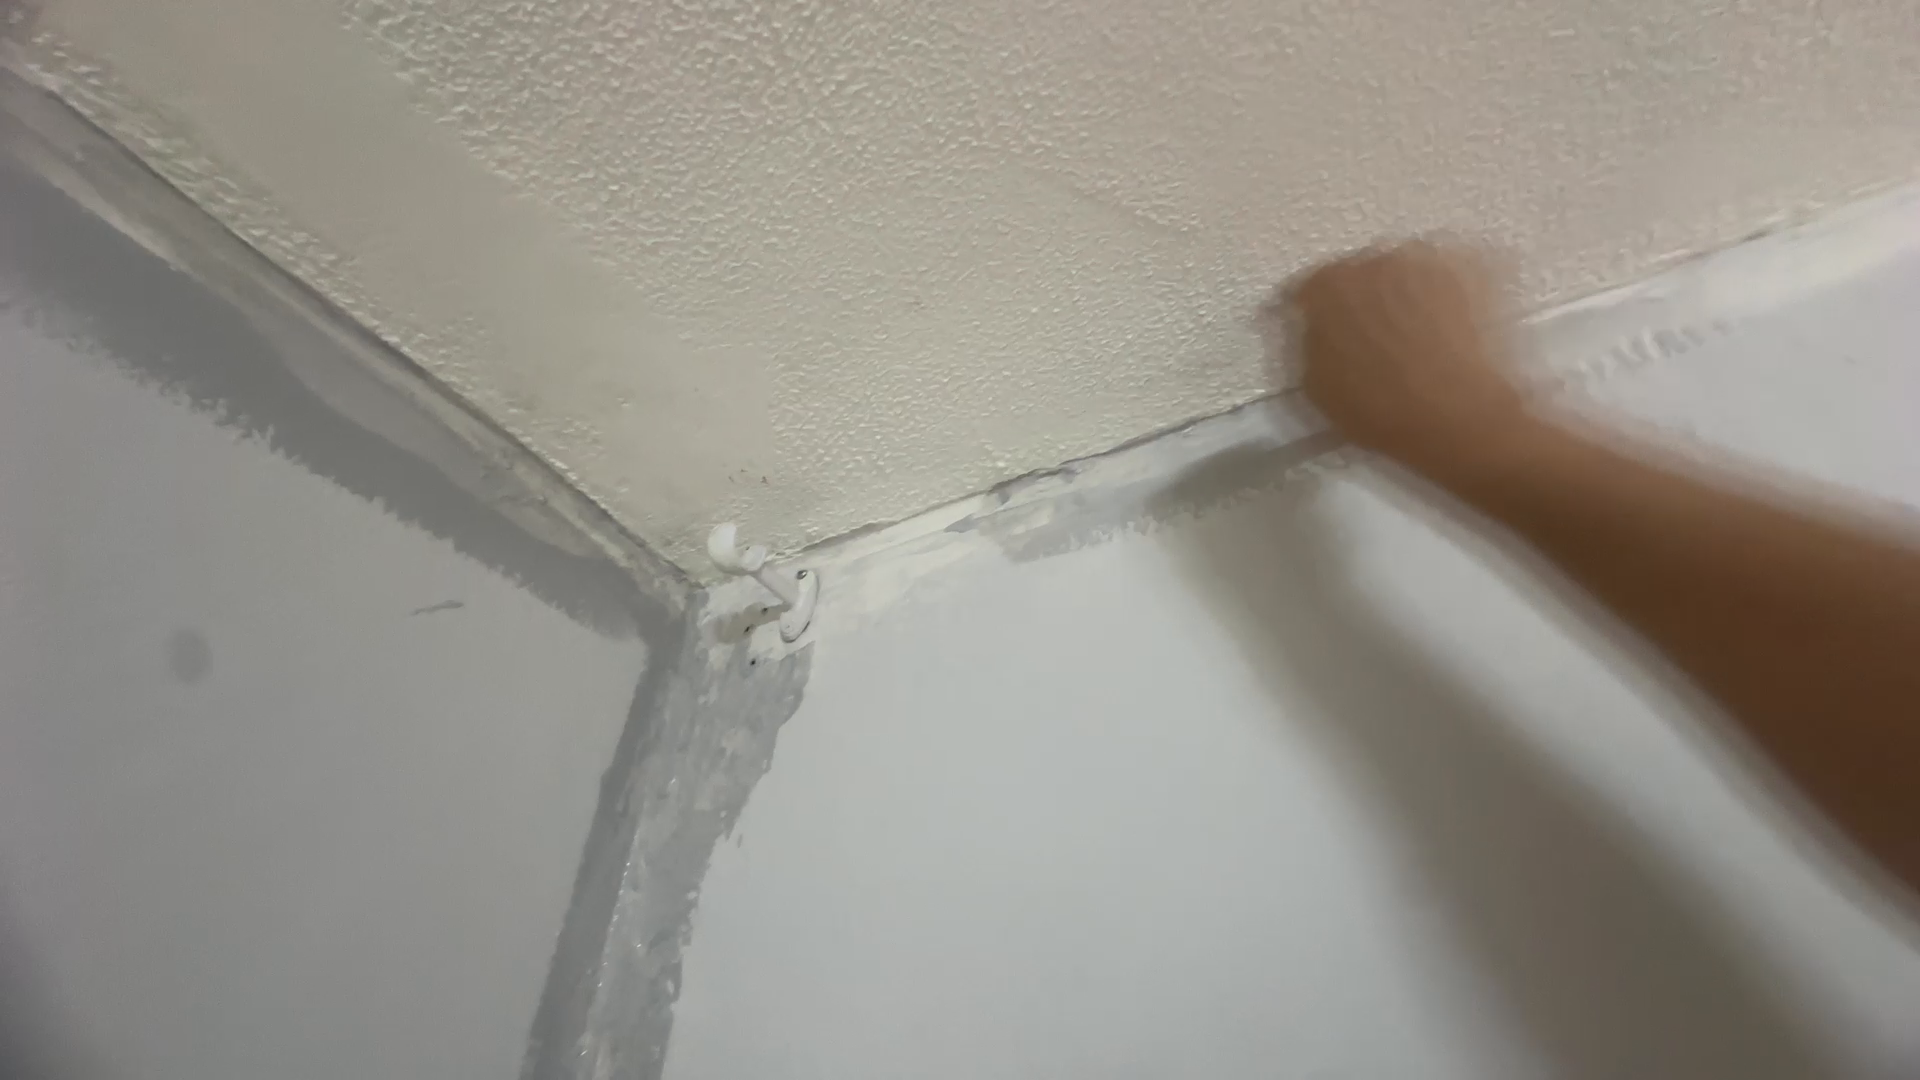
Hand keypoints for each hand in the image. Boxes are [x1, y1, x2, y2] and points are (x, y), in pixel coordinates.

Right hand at [1288, 240, 1529, 481]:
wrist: (1455, 415)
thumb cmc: (1373, 407)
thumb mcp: (1315, 384)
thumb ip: (1311, 343)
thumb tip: (1320, 327)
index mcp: (1329, 289)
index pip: (1309, 287)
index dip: (1310, 310)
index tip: (1315, 328)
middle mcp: (1376, 261)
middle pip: (1359, 271)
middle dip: (1358, 295)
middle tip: (1365, 330)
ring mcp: (1428, 261)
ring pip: (1404, 269)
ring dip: (1400, 290)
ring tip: (1409, 326)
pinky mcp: (1474, 269)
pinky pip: (1448, 271)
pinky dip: (1443, 290)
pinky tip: (1446, 319)